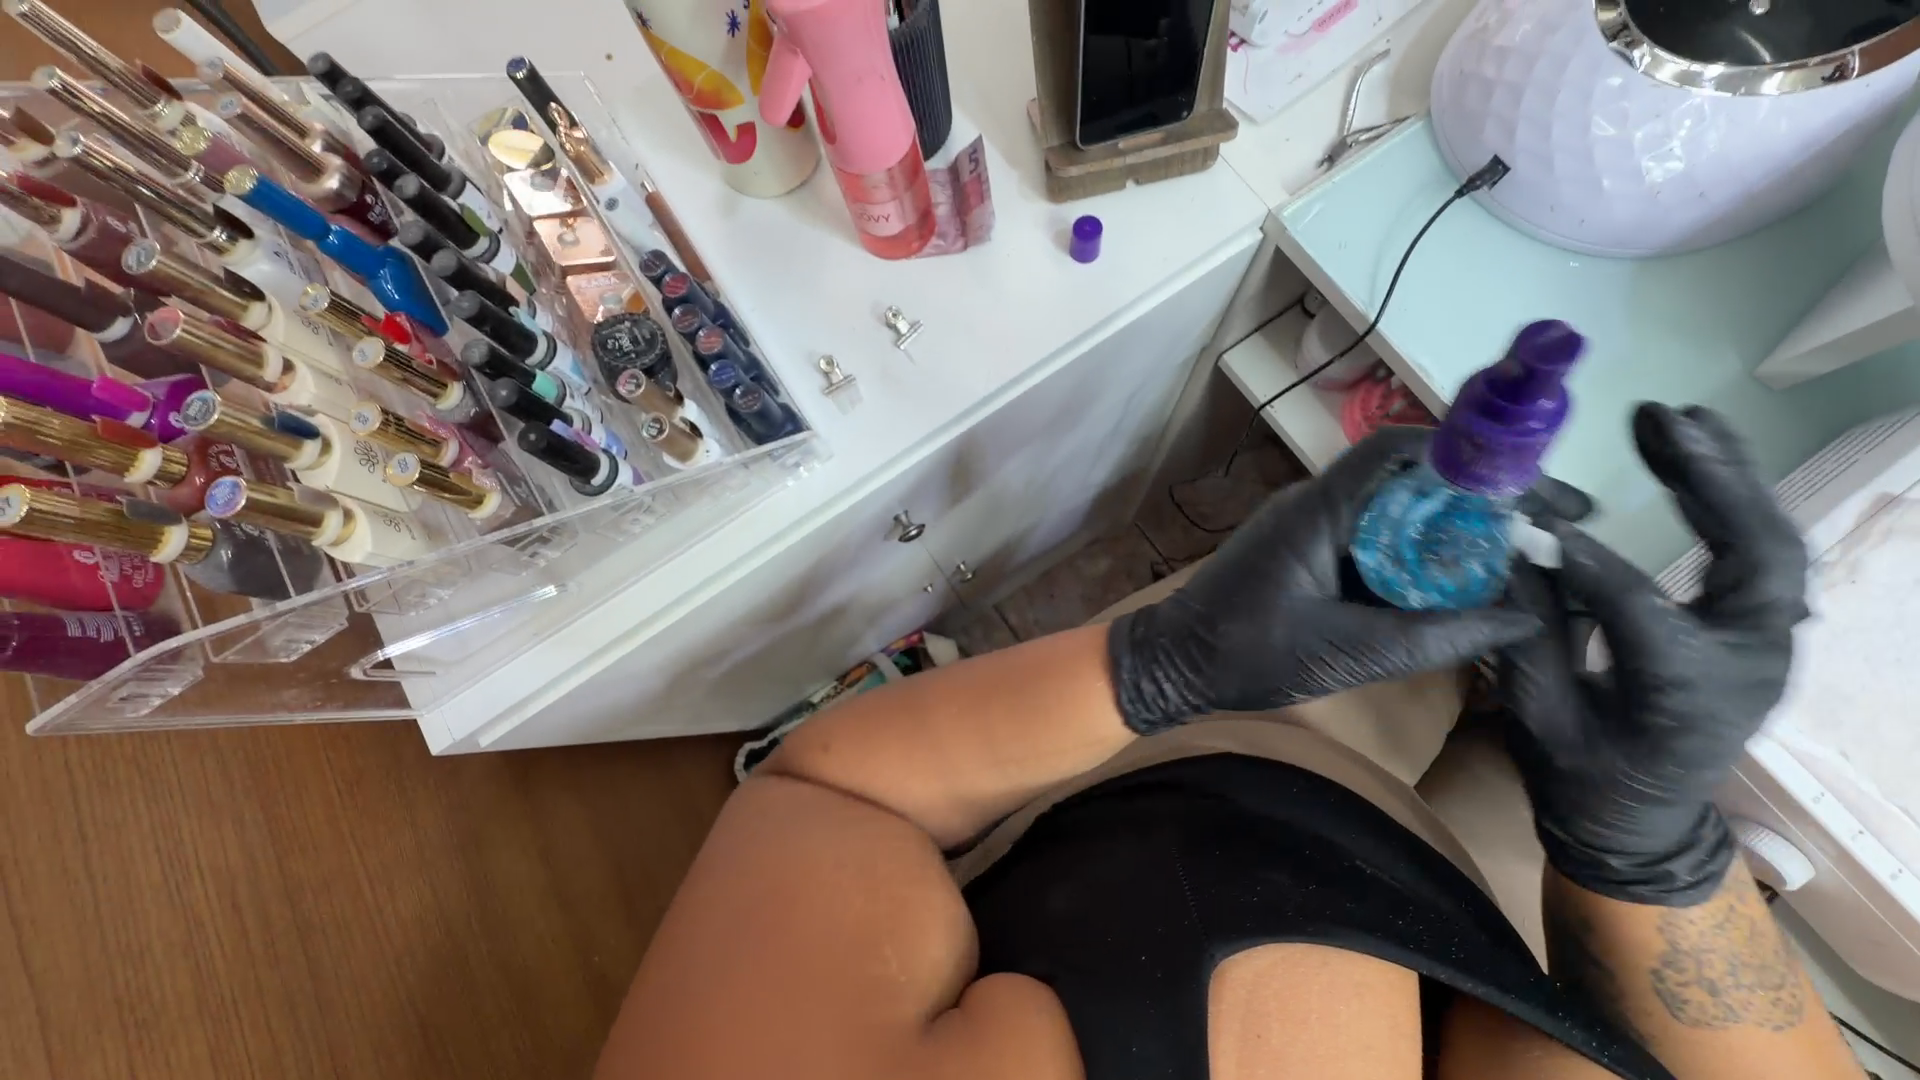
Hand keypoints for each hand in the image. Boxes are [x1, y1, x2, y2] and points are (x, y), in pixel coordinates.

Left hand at [1109, 426, 1541, 734]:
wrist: (1176, 663)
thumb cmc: (1247, 654)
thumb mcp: (1350, 652)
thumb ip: (1438, 636)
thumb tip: (1523, 621)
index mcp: (1319, 509)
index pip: (1398, 449)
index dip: (1468, 452)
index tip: (1530, 482)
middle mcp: (1316, 505)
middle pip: (1409, 480)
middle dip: (1480, 498)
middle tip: (1549, 527)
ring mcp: (1310, 527)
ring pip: (1396, 513)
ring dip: (1453, 529)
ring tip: (1524, 554)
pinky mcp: (1308, 552)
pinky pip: (1374, 540)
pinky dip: (1419, 556)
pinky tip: (1463, 581)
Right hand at [1501, 403, 1808, 904]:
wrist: (1637, 819)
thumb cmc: (1579, 773)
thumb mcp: (1538, 714)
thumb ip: (1527, 633)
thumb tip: (1511, 551)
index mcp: (1689, 694)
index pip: (1640, 607)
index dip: (1583, 560)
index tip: (1530, 519)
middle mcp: (1750, 659)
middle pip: (1755, 553)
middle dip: (1710, 478)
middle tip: (1662, 417)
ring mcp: (1764, 642)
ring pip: (1769, 543)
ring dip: (1726, 476)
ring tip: (1679, 420)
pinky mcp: (1752, 629)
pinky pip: (1755, 555)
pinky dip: (1727, 502)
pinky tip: (1693, 463)